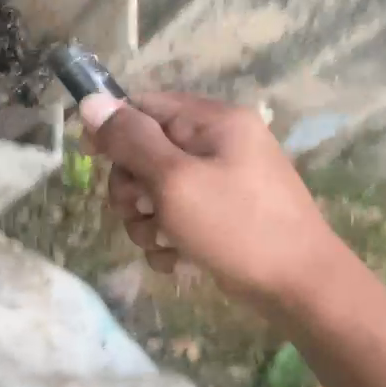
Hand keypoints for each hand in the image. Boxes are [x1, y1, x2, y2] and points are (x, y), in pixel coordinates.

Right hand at [80, 92, 354, 311]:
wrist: (295, 284)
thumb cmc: (235, 225)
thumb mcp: (173, 179)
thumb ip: (130, 140)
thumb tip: (90, 102)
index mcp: (213, 122)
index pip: (143, 106)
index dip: (112, 130)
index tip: (93, 160)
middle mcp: (216, 144)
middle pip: (141, 153)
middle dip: (129, 188)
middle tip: (141, 209)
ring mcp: (217, 181)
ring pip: (150, 192)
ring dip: (143, 221)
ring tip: (163, 240)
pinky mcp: (216, 214)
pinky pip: (169, 218)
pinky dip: (164, 239)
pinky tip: (177, 256)